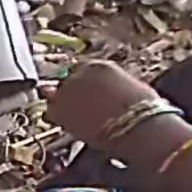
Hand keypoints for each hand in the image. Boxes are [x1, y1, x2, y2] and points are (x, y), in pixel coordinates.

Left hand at [41, 60, 160, 149]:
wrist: (137, 126)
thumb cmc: (143, 109)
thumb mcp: (126, 86)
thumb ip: (105, 84)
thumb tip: (101, 92)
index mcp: (97, 66)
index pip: (79, 71)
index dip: (81, 84)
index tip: (84, 93)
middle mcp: (77, 74)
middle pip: (65, 84)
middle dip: (71, 95)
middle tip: (81, 109)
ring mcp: (64, 91)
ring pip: (54, 98)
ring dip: (62, 107)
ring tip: (78, 119)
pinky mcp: (56, 110)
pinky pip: (49, 114)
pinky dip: (57, 120)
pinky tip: (71, 125)